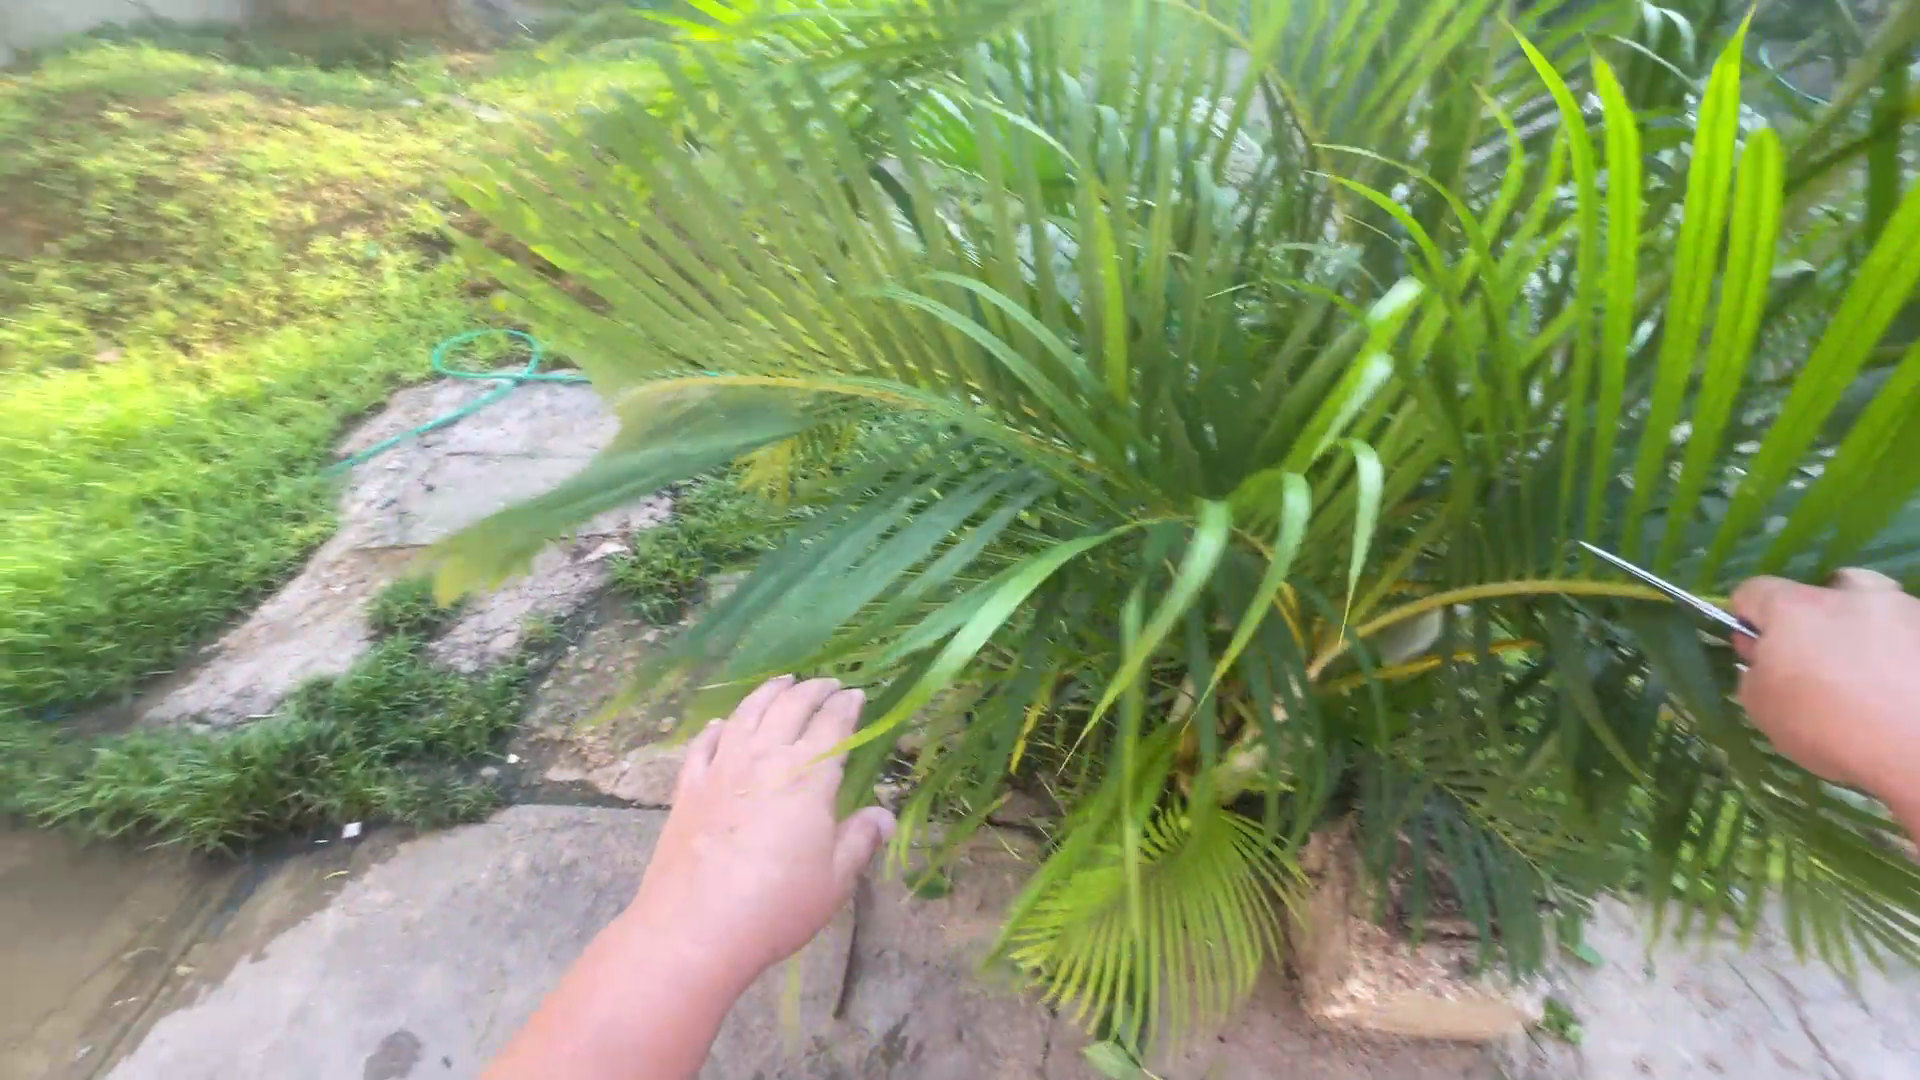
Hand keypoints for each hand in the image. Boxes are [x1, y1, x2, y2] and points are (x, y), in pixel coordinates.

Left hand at [628, 676, 895, 989]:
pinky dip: (718, 727)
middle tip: (829, 683)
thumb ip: (861, 840)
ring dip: (769, 691)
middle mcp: (766, 757)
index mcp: (808, 775)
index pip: (834, 724)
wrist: (693, 930)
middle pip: (792, 706)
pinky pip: (704, 744)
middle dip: (814, 689)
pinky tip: (722, 723)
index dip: (848, 705)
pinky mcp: (689, 787)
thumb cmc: (775, 905)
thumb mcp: (834, 879)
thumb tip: (885, 815)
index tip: (857, 694)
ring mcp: (723, 767)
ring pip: (749, 713)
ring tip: (783, 681)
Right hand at [1731, 569, 1919, 819]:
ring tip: (1881, 679)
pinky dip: (1910, 659)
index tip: (1756, 649)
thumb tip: (1770, 659)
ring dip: (1877, 634)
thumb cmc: (1831, 727)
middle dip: (1826, 611)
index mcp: (1797, 608)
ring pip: (1890, 612)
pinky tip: (1908, 694)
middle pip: (1837, 584)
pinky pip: (1918, 641)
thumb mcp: (1760, 704)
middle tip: (1824, 652)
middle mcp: (1860, 600)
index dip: (1749, 617)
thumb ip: (1756, 668)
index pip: (1753, 590)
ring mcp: (1918, 618)